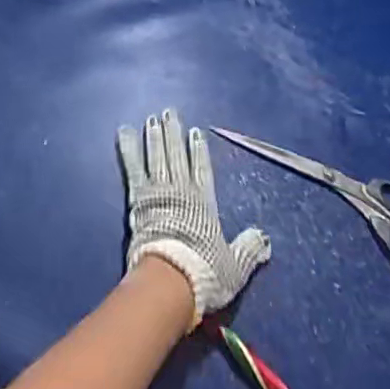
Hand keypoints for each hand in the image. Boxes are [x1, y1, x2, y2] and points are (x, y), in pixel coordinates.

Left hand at [119, 109, 270, 325]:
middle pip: (176, 155)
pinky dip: (128, 147)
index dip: (199, 150)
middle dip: (173, 133)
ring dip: (154, 136)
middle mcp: (180, 190)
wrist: (172, 276)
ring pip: (156, 155)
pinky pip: (132, 165)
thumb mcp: (235, 266)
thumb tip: (265, 237)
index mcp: (204, 204)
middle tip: (169, 112)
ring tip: (152, 118)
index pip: (202, 170)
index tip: (195, 131)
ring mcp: (157, 190)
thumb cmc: (205, 272)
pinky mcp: (137, 195)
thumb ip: (248, 248)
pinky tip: (124, 131)